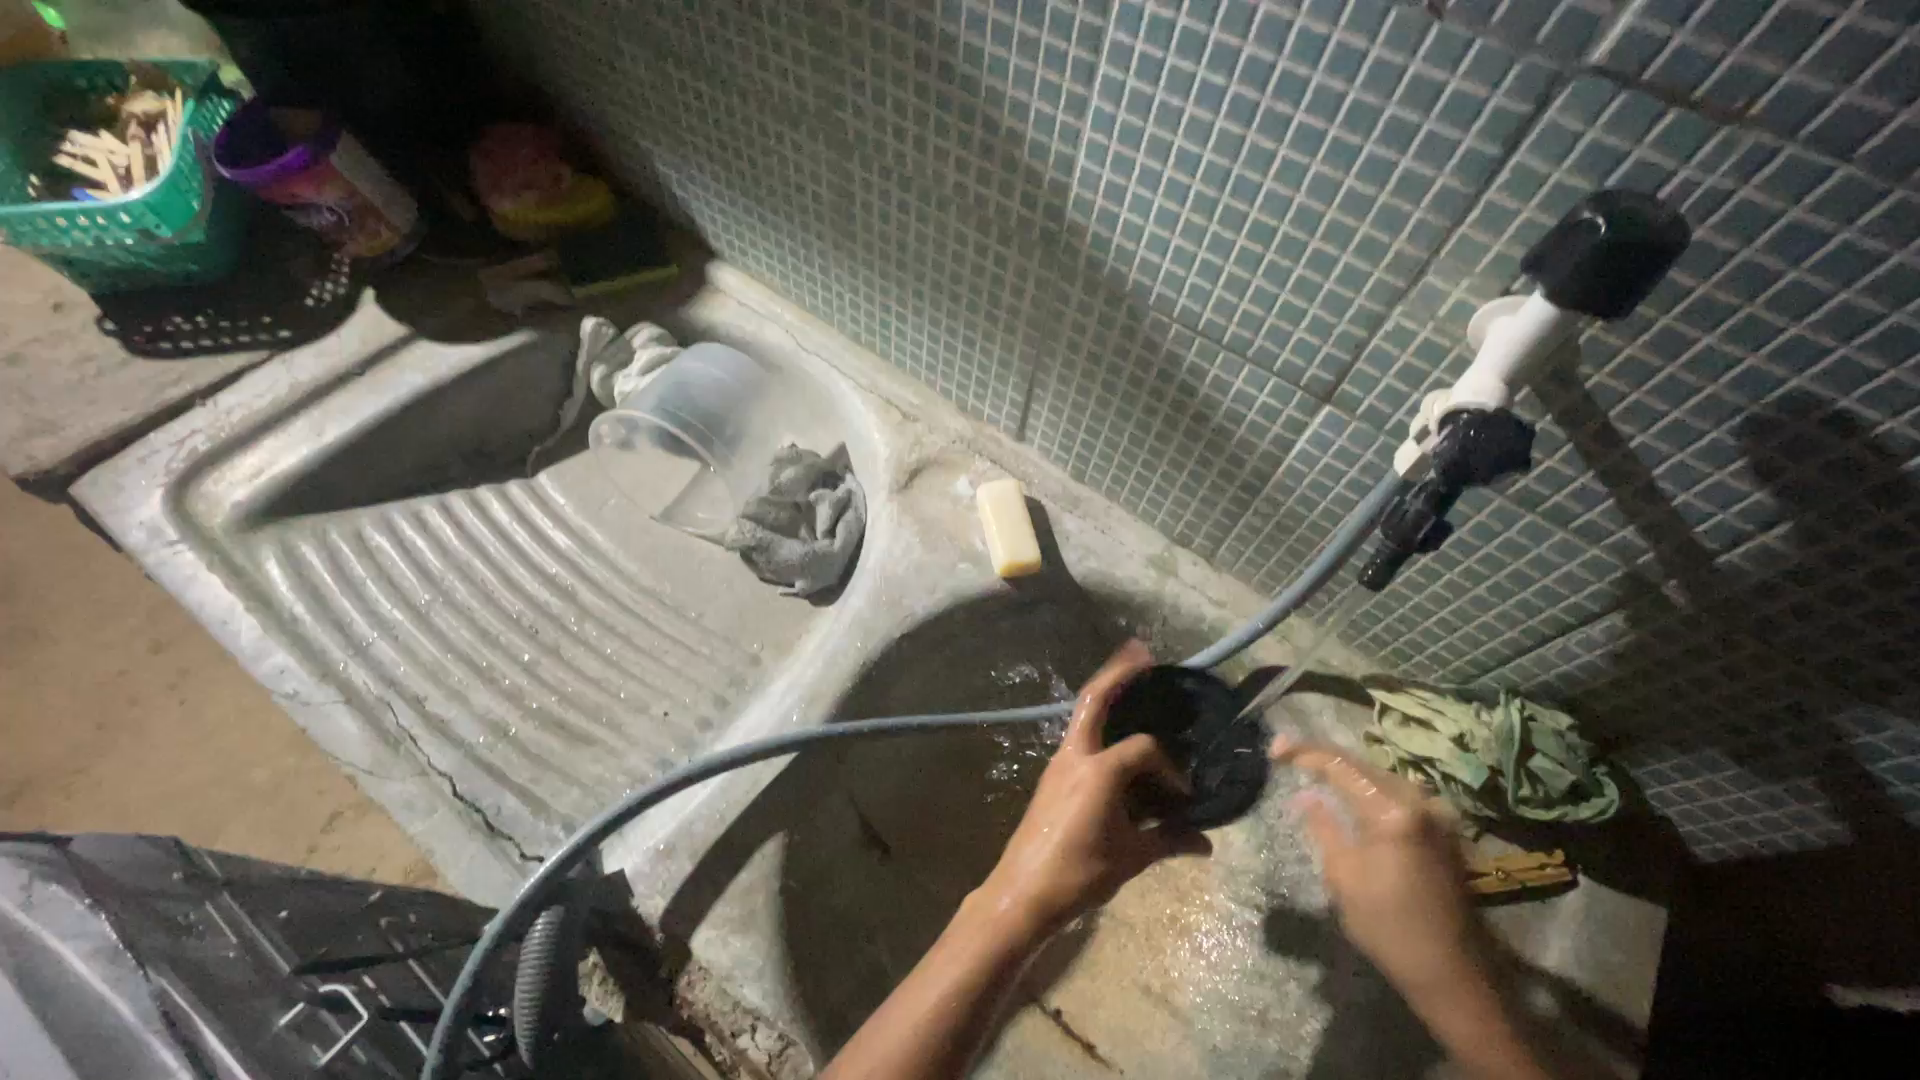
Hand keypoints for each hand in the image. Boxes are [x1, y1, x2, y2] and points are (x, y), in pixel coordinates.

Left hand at [974, 641, 1212, 938]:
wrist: (1023, 892)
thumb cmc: (1079, 874)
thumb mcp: (1130, 858)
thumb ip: (1168, 842)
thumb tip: (1206, 844)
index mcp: (1099, 771)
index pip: (1144, 749)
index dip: (1170, 768)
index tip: (1183, 798)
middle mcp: (1075, 756)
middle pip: (1095, 699)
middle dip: (1118, 672)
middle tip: (1141, 651)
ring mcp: (1058, 763)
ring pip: (1082, 715)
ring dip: (1105, 694)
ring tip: (1128, 677)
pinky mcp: (1052, 776)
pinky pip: (1078, 737)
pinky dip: (1097, 724)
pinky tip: (1113, 732)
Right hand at [1270, 736, 1485, 1000]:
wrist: (1451, 970)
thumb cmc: (1388, 927)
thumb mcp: (1343, 876)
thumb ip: (1323, 827)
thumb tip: (1306, 797)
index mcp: (1392, 812)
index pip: (1340, 766)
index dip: (1304, 752)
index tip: (1274, 750)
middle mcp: (1420, 802)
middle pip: (1363, 765)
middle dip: (1324, 757)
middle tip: (1287, 754)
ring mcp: (1438, 815)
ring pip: (1382, 777)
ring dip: (1348, 773)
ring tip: (1313, 770)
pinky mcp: (1444, 830)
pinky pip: (1398, 795)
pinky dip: (1370, 790)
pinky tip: (1349, 795)